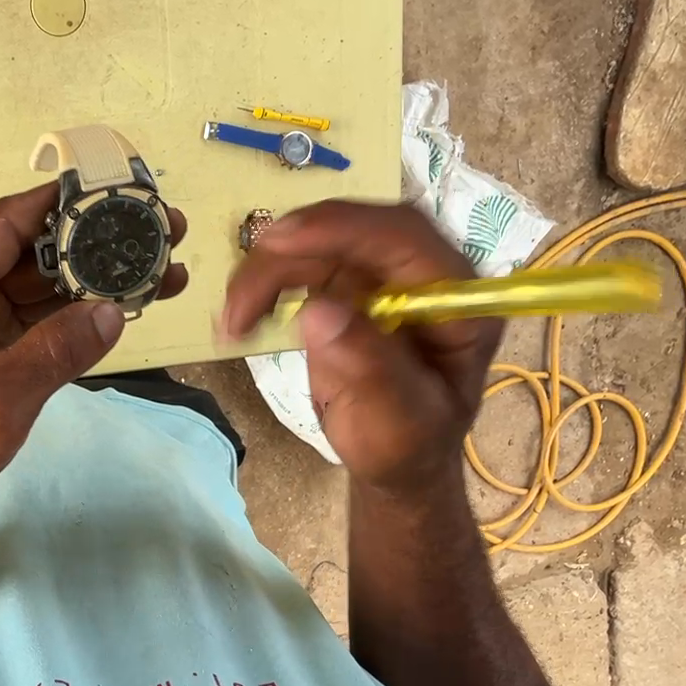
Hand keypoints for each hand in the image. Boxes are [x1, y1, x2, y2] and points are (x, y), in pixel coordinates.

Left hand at [0, 182, 187, 513]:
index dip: (63, 203)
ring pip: (41, 281)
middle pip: (30, 248)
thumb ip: (56, 351)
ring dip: (94, 276)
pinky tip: (124, 304)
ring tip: (159, 267)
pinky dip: (78, 311)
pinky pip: (38, 315)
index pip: (5, 224)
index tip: (118, 188)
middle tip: (160, 231)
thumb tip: (114, 311)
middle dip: (94, 241)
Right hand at [220, 202, 499, 491]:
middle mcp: (416, 273)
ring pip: (314, 247)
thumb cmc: (408, 444)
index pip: (402, 236)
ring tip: (232, 323)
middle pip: (350, 232)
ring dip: (264, 275)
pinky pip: (297, 268)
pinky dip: (262, 287)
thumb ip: (369, 367)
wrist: (395, 457)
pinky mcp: (343, 287)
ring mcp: (378, 277)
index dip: (342, 228)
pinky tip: (239, 318)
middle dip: (288, 255)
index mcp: (453, 295)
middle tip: (240, 298)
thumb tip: (316, 312)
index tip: (280, 242)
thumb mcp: (398, 420)